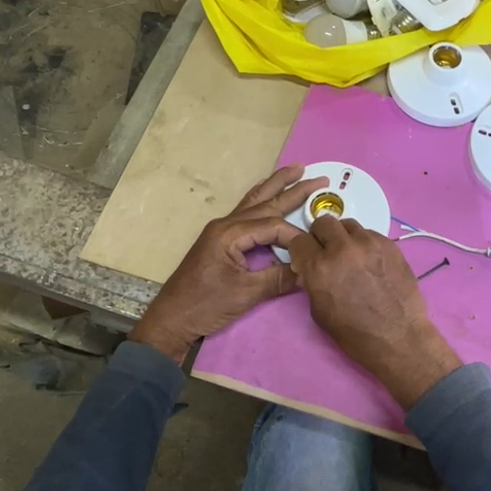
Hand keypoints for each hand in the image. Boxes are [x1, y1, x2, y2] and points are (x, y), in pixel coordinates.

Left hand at [130, 166, 328, 361]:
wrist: (171, 320)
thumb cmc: (205, 306)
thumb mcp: (246, 294)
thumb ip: (279, 278)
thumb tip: (308, 269)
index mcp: (230, 234)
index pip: (273, 226)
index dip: (295, 236)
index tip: (311, 249)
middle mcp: (225, 225)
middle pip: (265, 202)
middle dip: (293, 189)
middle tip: (318, 178)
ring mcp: (220, 230)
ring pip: (254, 201)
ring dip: (276, 185)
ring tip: (296, 170)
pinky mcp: (220, 239)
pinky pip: (246, 211)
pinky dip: (262, 199)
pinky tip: (269, 192)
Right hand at [287, 216, 460, 407]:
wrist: (398, 336)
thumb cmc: (355, 333)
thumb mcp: (320, 311)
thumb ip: (312, 281)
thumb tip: (311, 268)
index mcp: (319, 267)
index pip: (299, 240)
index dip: (301, 249)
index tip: (306, 257)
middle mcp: (342, 248)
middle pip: (324, 222)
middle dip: (321, 236)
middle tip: (327, 252)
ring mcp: (369, 243)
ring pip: (348, 224)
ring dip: (344, 237)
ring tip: (351, 256)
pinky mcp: (389, 244)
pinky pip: (370, 234)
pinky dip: (364, 243)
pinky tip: (370, 262)